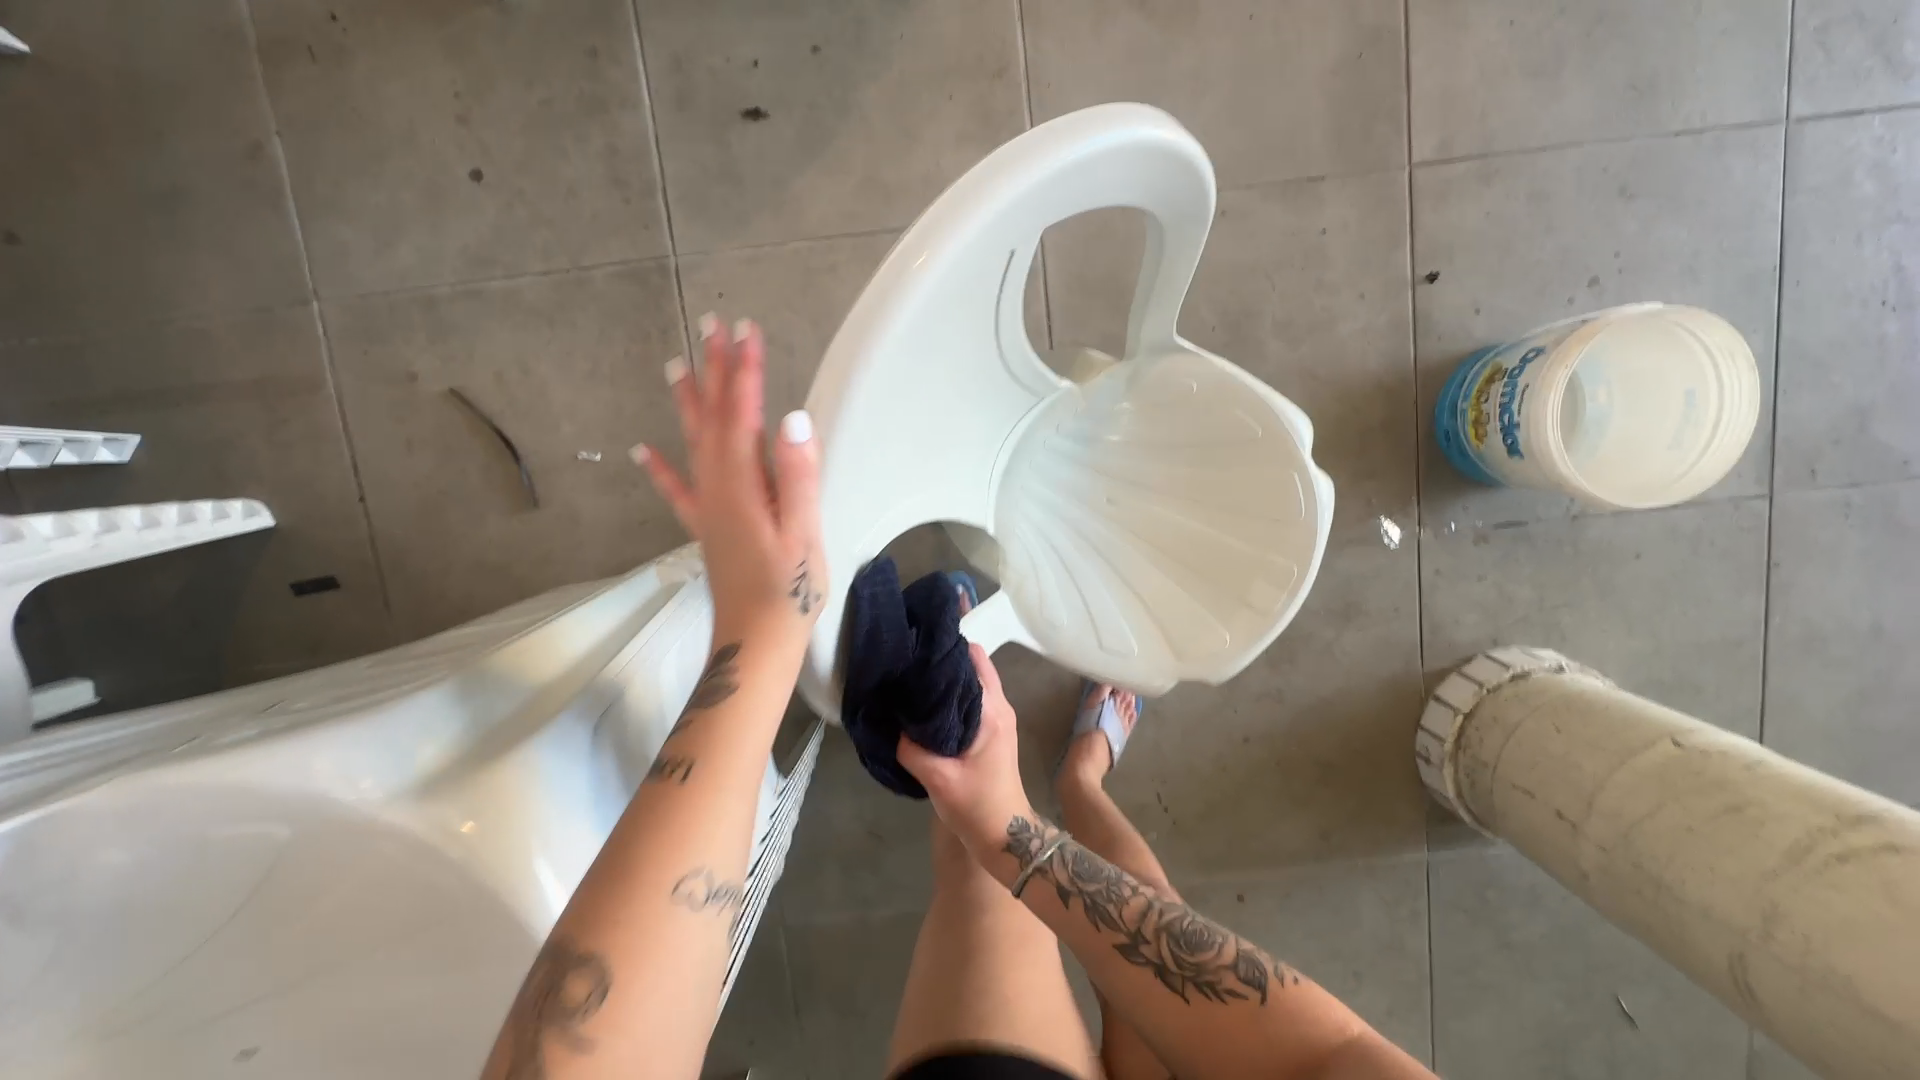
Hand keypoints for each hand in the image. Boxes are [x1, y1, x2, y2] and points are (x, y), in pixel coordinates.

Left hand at [633, 314, 824, 636]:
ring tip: (677, 365)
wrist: (756, 640)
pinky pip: (678, 489)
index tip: (746, 330)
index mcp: (743, 485)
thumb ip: (797, 476)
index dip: (745, 371)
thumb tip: (793, 418)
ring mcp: (707, 507)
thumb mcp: (803, 532)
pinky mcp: (706, 527)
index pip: (743, 414)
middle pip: (712, 418)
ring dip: (688, 403)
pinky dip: (660, 468)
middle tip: (711, 326)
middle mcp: (717, 487)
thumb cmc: (788, 590)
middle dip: (714, 371)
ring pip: (694, 443)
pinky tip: (641, 450)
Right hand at [898, 644, 1033, 853]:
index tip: (915, 648)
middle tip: (907, 663)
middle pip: (972, 666)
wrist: (1004, 836)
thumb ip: (910, 746)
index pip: (972, 660)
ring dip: (945, 680)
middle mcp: (999, 707)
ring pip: (971, 683)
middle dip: (942, 662)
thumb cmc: (976, 805)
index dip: (945, 650)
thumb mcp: (937, 777)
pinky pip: (970, 700)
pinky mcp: (991, 731)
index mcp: (991, 711)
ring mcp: (997, 718)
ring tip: (911, 681)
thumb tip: (888, 719)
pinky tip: (923, 706)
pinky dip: (950, 697)